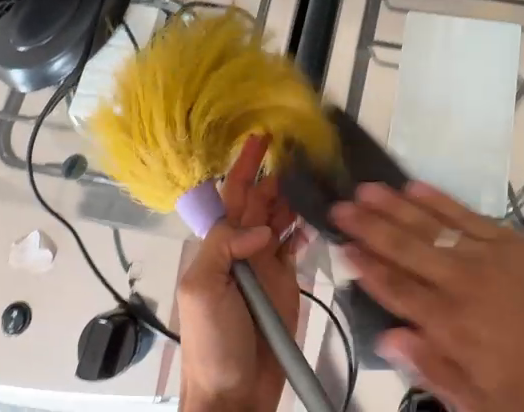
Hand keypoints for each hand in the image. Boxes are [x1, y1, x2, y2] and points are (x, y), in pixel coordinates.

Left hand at [177, 134, 302, 411]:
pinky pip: (298, 244)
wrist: (234, 394)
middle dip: (277, 174)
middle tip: (302, 149)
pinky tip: (322, 213)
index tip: (261, 137)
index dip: (244, 166)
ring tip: (317, 174)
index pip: (232, 195)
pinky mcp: (288, 280)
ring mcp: (267, 263)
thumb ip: (223, 248)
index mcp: (218, 245)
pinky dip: (308, 226)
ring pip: (282, 217)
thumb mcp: (201, 290)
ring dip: (296, 195)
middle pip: (261, 200)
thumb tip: (261, 226)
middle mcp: (243, 247)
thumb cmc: (212, 343)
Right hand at [331, 181, 523, 410]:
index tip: (342, 247)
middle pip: (406, 249)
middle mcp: (461, 282)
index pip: (397, 290)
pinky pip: (467, 215)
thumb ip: (432, 367)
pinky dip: (440, 201)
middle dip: (370, 227)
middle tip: (340, 207)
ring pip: (431, 225)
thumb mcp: (477, 399)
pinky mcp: (509, 240)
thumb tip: (389, 338)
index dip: (367, 268)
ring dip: (396, 206)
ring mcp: (485, 256)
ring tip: (367, 189)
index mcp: (449, 324)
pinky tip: (416, 188)